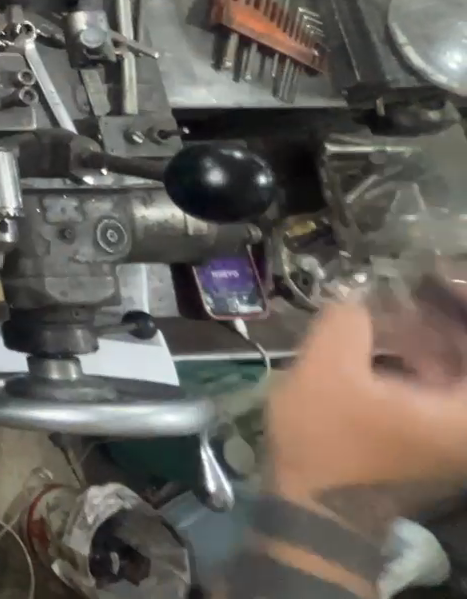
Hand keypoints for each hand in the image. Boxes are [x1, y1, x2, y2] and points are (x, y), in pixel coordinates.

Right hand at [266, 299, 466, 536]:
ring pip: (463, 366)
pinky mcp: (444, 431)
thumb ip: (346, 324)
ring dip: (438, 332)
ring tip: (395, 303)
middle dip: (453, 313)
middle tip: (413, 281)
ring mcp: (464, 429)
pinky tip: (385, 337)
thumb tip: (358, 296)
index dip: (465, 300)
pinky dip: (428, 354)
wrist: (320, 499)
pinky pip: (450, 381)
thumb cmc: (327, 437)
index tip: (434, 273)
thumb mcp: (324, 371)